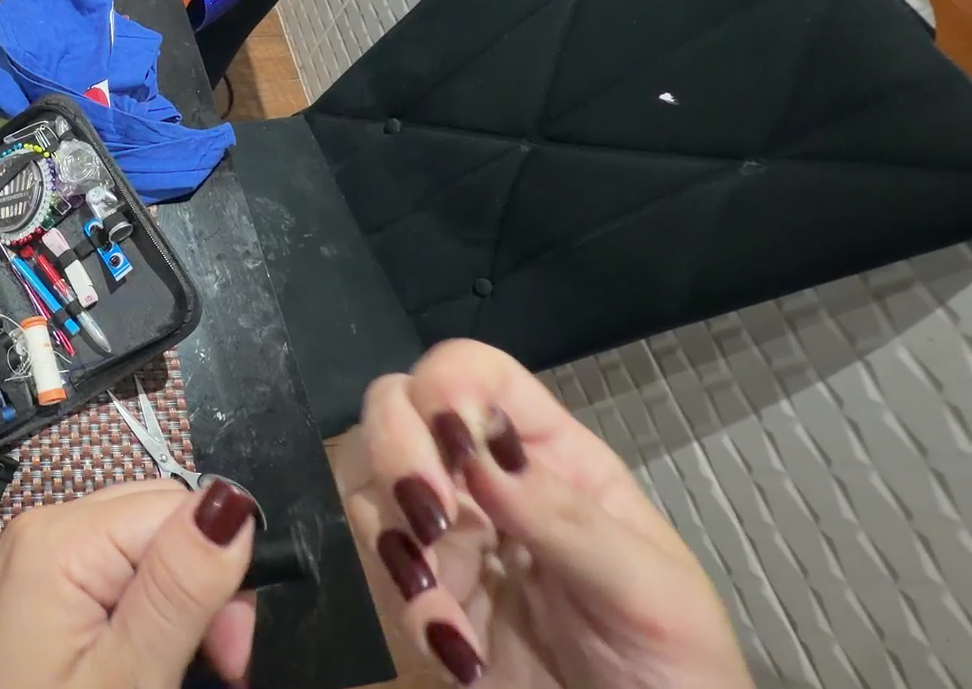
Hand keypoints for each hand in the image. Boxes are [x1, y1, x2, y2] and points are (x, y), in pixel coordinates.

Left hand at [0, 479, 259, 688]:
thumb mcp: (127, 676)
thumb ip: (177, 586)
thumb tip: (230, 499)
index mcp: (61, 537)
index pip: (176, 505)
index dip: (219, 569)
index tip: (231, 652)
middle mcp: (44, 525)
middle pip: (159, 514)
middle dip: (200, 579)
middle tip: (214, 663)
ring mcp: (37, 551)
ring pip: (142, 538)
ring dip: (177, 592)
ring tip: (176, 665)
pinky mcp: (39, 579)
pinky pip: (112, 562)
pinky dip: (143, 600)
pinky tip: (143, 650)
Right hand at [342, 340, 753, 687]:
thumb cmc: (669, 671)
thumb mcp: (649, 594)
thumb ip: (564, 517)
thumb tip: (479, 450)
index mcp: (545, 454)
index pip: (475, 373)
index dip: (448, 382)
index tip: (453, 442)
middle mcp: (476, 474)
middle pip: (395, 406)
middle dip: (396, 452)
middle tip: (428, 521)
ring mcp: (437, 526)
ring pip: (362, 475)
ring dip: (389, 532)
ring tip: (440, 603)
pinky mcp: (409, 580)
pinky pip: (365, 558)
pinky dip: (398, 600)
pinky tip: (451, 645)